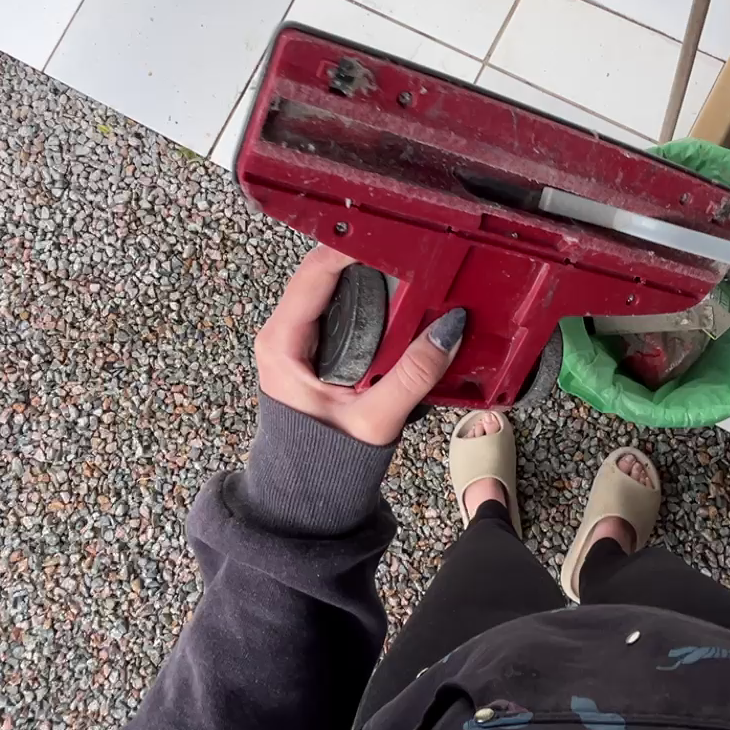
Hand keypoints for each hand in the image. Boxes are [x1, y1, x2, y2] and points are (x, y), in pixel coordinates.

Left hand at [255, 245, 466, 445]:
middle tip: (411, 250)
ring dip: (373, 278)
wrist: (308, 494)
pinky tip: (401, 301)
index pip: (316, 273)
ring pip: (337, 288)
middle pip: (327, 272)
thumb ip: (413, 375)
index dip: (352, 247)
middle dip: (370, 258)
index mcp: (283, 343)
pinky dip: (373, 300)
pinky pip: (344, 308)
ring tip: (412, 269)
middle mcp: (285, 333)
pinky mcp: (317, 348)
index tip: (391, 234)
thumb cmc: (324, 459)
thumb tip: (447, 331)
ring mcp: (300, 339)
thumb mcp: (374, 418)